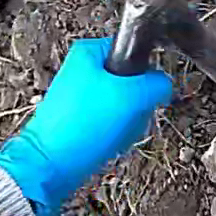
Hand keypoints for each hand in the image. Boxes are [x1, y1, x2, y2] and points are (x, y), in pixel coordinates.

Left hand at [0, 38, 173, 215]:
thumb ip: (158, 84)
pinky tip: (112, 139)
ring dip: (130, 119)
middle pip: (133, 79)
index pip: (135, 51)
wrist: (51, 165)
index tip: (145, 90)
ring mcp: (82, 95)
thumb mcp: (133, 95)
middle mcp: (82, 69)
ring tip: (119, 129)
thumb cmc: (82, 125)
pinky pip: (114, 120)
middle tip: (131, 112)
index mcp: (89, 52)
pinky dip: (118, 131)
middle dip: (138, 101)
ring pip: (126, 102)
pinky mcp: (82, 117)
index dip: (147, 73)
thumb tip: (165, 85)